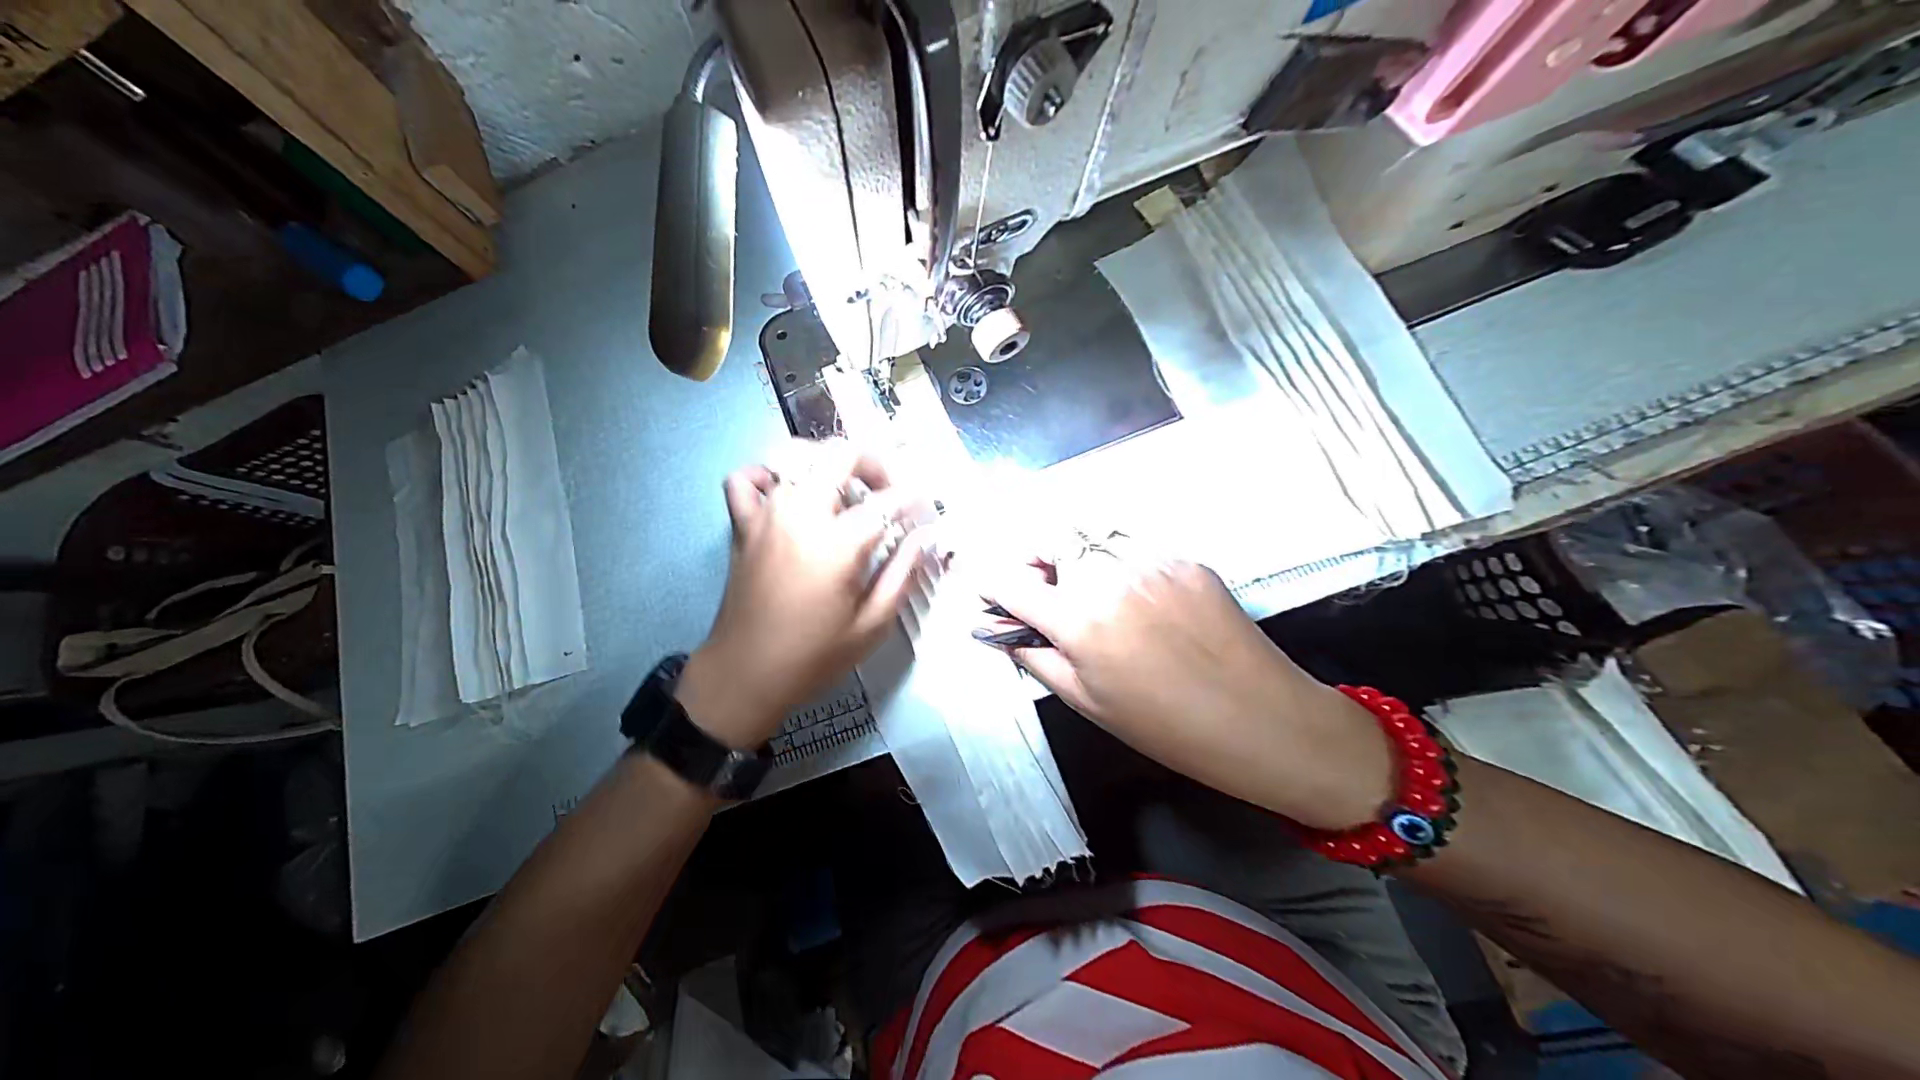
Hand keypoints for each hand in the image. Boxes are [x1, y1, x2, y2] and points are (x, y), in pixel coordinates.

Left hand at [677, 440, 934, 748]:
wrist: (745, 676)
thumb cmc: (814, 657)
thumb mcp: (872, 625)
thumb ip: (903, 572)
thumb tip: (925, 535)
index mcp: (838, 543)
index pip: (887, 501)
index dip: (914, 501)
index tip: (925, 511)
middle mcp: (801, 514)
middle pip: (841, 455)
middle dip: (874, 464)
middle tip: (888, 492)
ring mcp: (766, 515)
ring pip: (797, 458)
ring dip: (829, 467)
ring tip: (846, 494)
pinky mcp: (742, 525)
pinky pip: (746, 479)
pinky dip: (766, 476)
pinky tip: (784, 494)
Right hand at [979, 537, 1392, 829]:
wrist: (1261, 720)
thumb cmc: (1166, 726)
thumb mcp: (1087, 701)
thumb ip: (1037, 657)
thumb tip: (1003, 631)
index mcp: (1079, 620)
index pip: (1011, 581)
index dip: (991, 582)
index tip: (989, 589)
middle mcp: (1110, 578)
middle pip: (1050, 537)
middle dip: (1035, 558)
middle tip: (1042, 588)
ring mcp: (1152, 562)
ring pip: (1093, 536)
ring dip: (1077, 556)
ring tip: (1089, 591)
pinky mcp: (1186, 560)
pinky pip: (1135, 548)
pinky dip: (1120, 564)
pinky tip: (1137, 599)